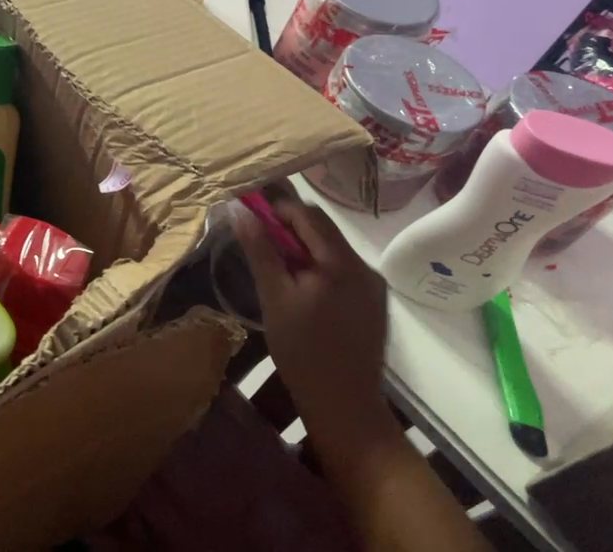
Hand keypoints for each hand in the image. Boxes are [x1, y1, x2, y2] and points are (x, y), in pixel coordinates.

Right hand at [234, 187, 391, 445]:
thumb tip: (239, 207)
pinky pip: (340, 268)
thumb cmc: (303, 350)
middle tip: (255, 237)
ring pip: (330, 248)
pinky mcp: (372, 302)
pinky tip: (297, 285)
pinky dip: (315, 265)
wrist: (344, 404)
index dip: (275, 207)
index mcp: (341, 262)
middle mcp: (364, 267)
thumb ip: (259, 248)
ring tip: (272, 263)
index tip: (248, 214)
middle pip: (321, 228)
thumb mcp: (273, 296)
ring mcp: (372, 285)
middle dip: (287, 225)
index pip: (307, 213)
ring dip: (300, 245)